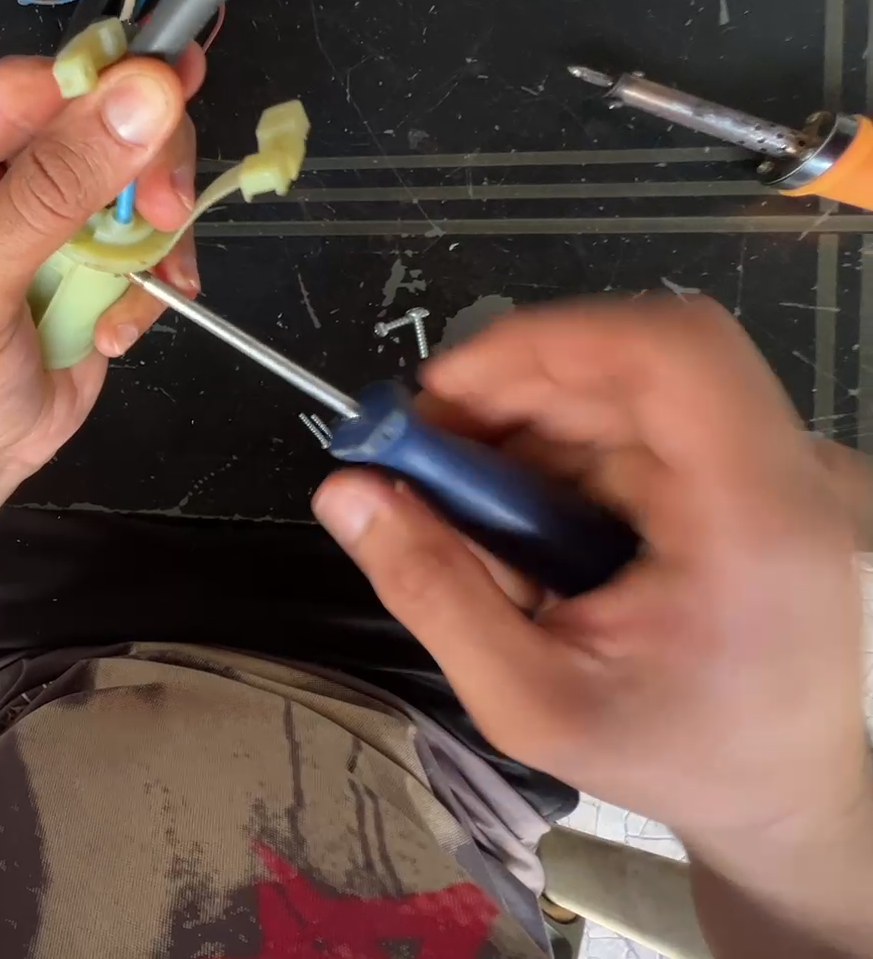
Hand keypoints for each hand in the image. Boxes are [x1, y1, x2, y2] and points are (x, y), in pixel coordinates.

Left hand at [0, 48, 205, 479]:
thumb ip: (48, 193)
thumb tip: (144, 93)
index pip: (28, 89)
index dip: (98, 82)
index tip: (171, 92)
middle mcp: (0, 180)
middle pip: (100, 120)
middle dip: (142, 167)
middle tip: (166, 215)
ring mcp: (55, 221)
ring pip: (141, 178)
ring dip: (156, 237)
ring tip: (136, 294)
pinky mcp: (96, 264)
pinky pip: (153, 243)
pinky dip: (153, 285)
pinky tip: (114, 333)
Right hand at [311, 297, 869, 841]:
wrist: (788, 792)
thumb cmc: (673, 755)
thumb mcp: (522, 696)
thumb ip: (427, 589)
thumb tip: (343, 491)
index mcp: (754, 520)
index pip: (668, 352)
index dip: (539, 340)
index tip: (437, 391)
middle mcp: (777, 471)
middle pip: (611, 368)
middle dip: (487, 401)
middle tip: (407, 461)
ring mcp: (761, 469)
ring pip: (599, 396)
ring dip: (502, 438)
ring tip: (461, 518)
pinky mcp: (734, 476)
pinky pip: (611, 428)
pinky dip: (534, 459)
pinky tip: (512, 524)